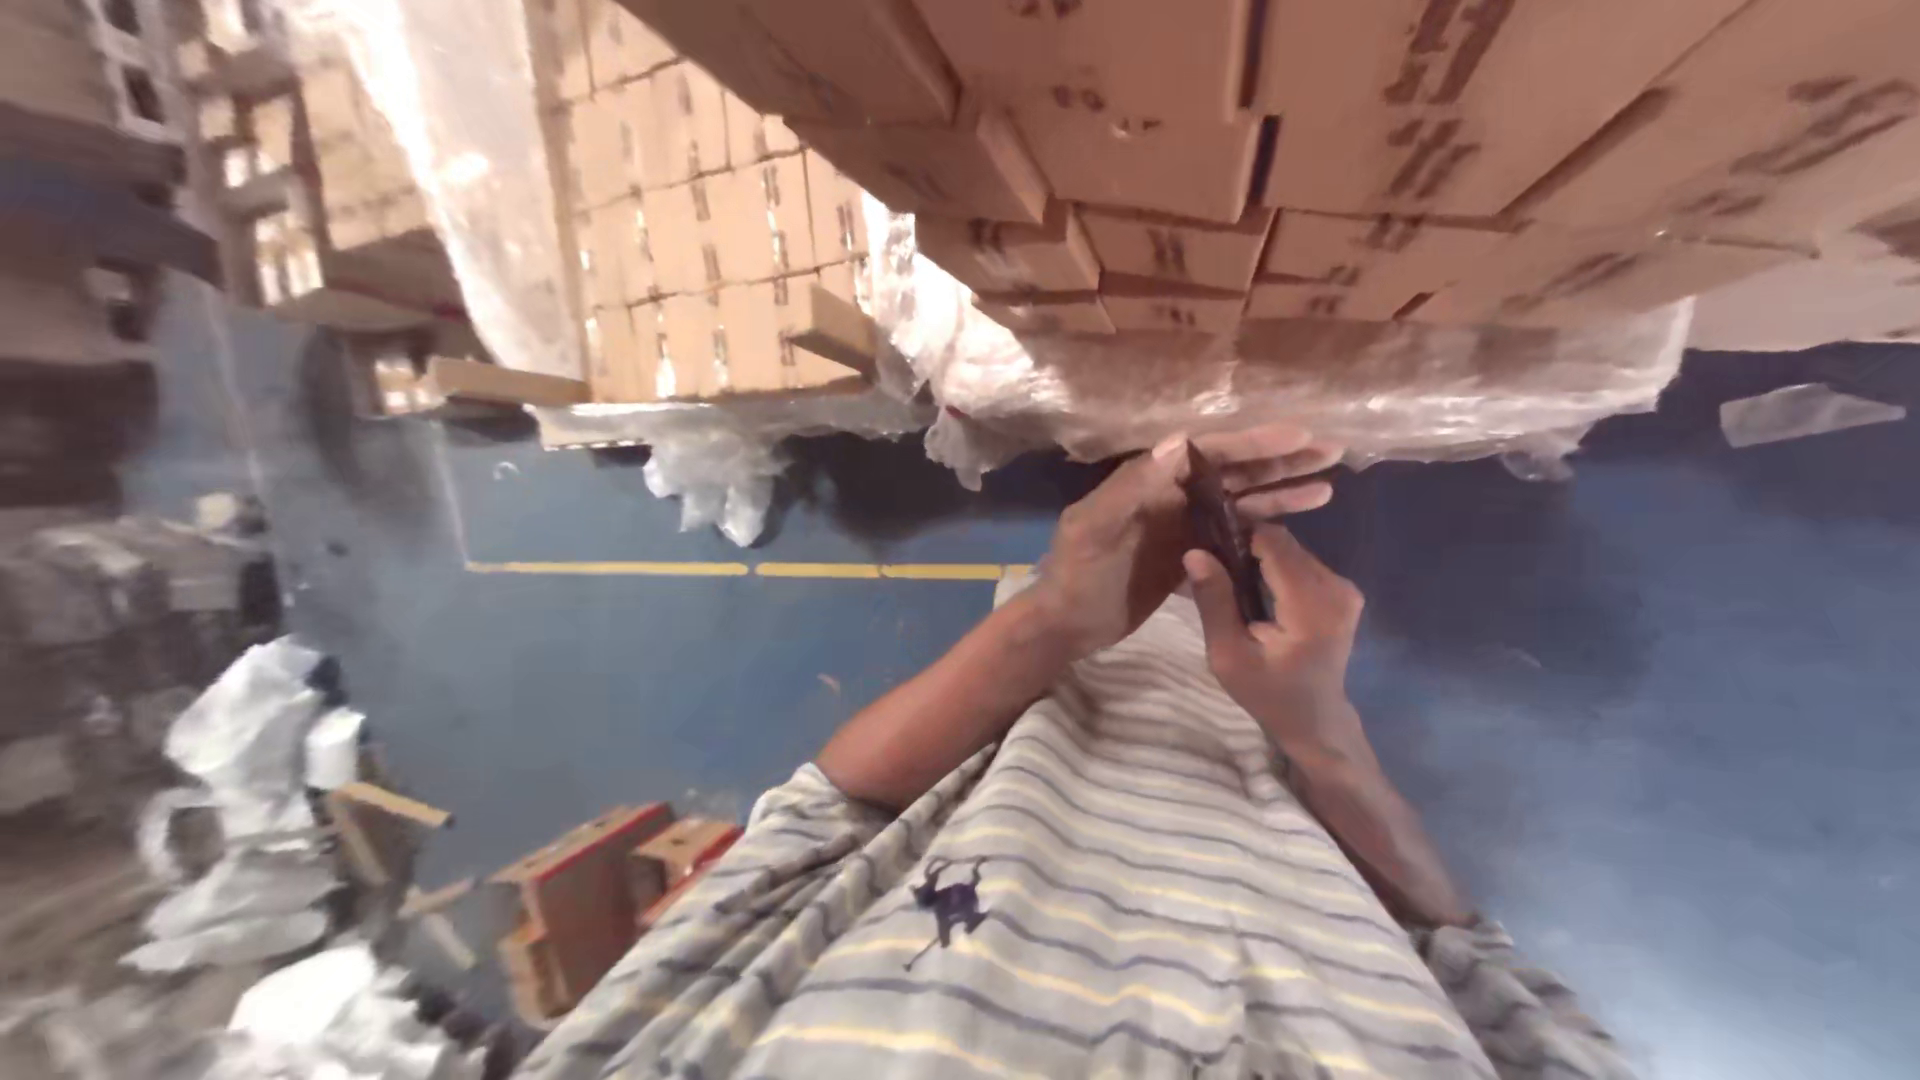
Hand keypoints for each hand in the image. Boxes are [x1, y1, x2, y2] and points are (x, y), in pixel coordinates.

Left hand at [1025, 427, 1340, 661]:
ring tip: (1328, 484)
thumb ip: (1132, 486)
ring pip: (1238, 503)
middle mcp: (1169, 497)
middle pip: (1231, 473)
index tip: (1299, 435)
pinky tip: (1295, 524)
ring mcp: (1180, 527)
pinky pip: (1232, 537)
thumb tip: (1182, 439)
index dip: (1252, 443)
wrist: (1068, 624)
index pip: (1207, 454)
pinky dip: (1262, 529)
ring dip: (1280, 492)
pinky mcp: (1188, 557)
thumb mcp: (1093, 528)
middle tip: (1332, 451)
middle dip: (1279, 462)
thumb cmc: (1075, 575)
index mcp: (1147, 482)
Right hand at [1185, 524, 1366, 761]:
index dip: (1237, 533)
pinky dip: (1271, 567)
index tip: (1205, 541)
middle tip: (1208, 562)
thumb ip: (1214, 601)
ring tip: (1224, 575)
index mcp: (1312, 605)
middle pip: (1283, 543)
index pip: (1274, 542)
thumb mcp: (1228, 654)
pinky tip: (1249, 586)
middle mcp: (1337, 588)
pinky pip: (1299, 563)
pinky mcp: (1342, 592)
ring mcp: (1344, 588)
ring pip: (1290, 549)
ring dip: (1256, 556)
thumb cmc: (1268, 692)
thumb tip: (1194, 552)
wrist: (1315, 720)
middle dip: (1243, 545)